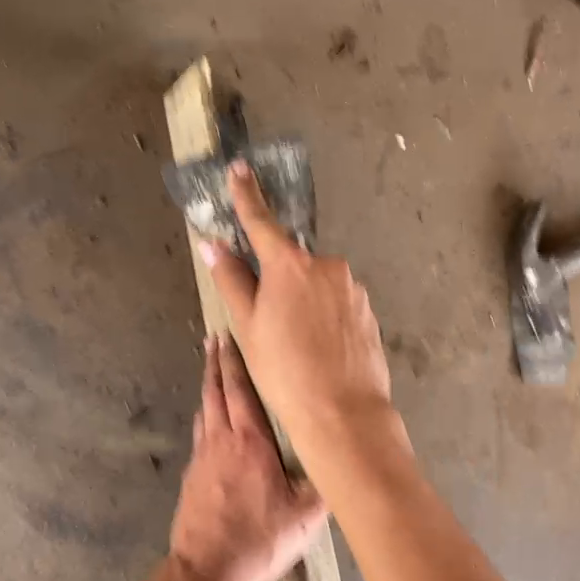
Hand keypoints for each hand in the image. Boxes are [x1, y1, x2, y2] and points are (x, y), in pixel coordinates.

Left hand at [168, 336, 326, 580]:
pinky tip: (208, 419)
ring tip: (211, 369)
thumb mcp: (306, 516)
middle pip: (216, 392)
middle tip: (213, 339)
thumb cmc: (259, 540)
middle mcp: (222, 441)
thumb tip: (344, 461)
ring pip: (205, 410)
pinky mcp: (193, 476)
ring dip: (208, 386)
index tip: (228, 336)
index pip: (241, 390)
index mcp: (251, 442)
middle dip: (216, 363)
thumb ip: (325, 484)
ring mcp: (203, 458)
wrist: (207, 572)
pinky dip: (205, 414)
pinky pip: (200, 432)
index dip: (234, 361)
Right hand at [201, 163, 404, 463]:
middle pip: (290, 262)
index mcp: (289, 265)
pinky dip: (323, 317)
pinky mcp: (367, 307)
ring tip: (298, 347)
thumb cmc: (284, 370)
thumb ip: (231, 279)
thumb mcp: (247, 326)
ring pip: (315, 284)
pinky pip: (336, 302)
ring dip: (303, 302)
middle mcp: (324, 265)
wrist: (343, 412)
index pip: (260, 221)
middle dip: (277, 282)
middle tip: (270, 325)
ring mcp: (351, 286)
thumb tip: (212, 244)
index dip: (246, 194)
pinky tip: (320, 350)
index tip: (239, 168)